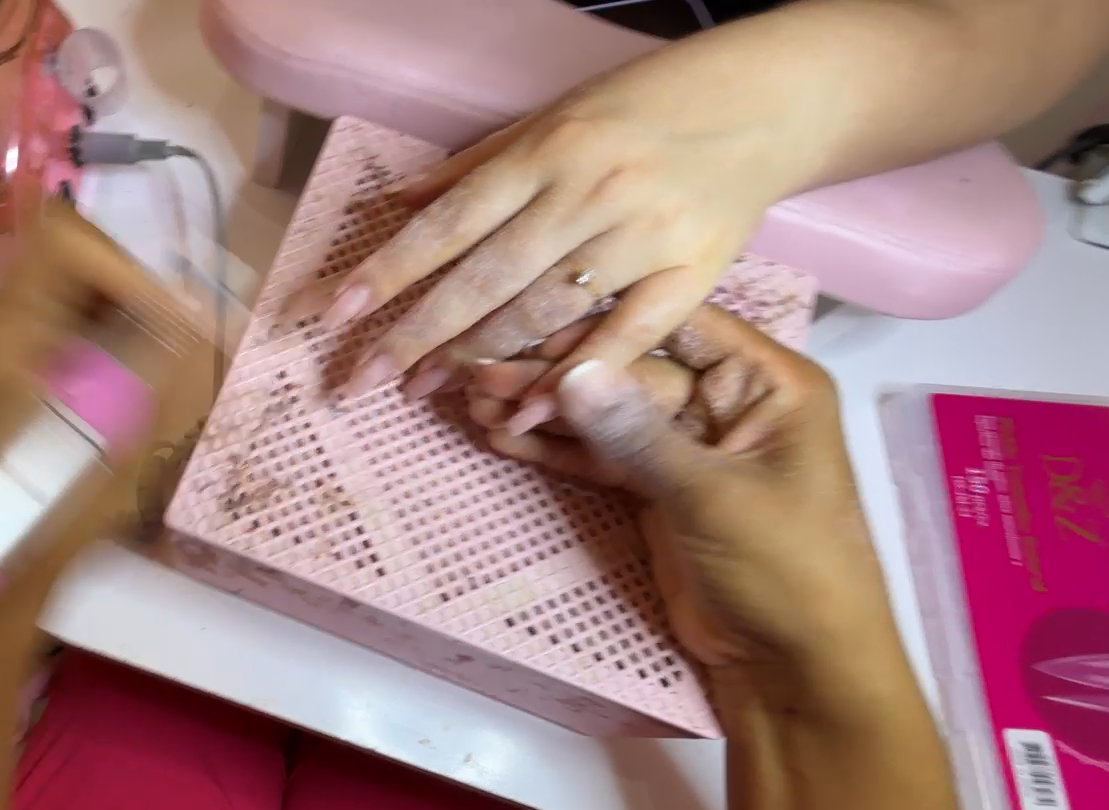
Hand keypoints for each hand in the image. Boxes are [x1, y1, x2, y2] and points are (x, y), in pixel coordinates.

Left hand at [0, 205, 208, 607]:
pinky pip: (23, 331)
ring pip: (40, 299)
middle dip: (120, 300)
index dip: (129, 271)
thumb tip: (201, 312)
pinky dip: (69, 345)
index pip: (64, 245)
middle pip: (52, 269)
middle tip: (161, 344)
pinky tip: (94, 385)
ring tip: (133, 367)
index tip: (168, 318)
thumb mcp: (120, 440)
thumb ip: (165, 367)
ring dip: (97, 322)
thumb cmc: (55, 520)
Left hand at [308, 77, 796, 419]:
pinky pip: (625, 337)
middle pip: (483, 279)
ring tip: (423, 389)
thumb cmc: (641, 109)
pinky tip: (525, 413)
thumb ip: (471, 168)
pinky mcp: (694, 272)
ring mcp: (644, 234)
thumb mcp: (550, 118)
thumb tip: (392, 201)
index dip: (386, 271)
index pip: (447, 222)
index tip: (335, 315)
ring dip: (476, 359)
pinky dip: (573, 377)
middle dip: (414, 336)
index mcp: (547, 150)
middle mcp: (589, 190)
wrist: (773, 97)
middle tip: (362, 381)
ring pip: (542, 312)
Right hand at [502, 305, 892, 673]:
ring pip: (601, 417)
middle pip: (625, 375)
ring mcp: (681, 448)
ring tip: (475, 404)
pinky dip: (552, 450)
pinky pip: (594, 458)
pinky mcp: (650, 488)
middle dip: (553, 379)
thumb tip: (571, 375)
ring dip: (542, 413)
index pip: (673, 329)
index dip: (601, 330)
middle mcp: (721, 403)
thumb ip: (636, 434)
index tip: (528, 336)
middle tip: (480, 377)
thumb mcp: (711, 495)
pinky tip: (503, 438)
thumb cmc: (784, 569)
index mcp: (764, 384)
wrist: (790, 663)